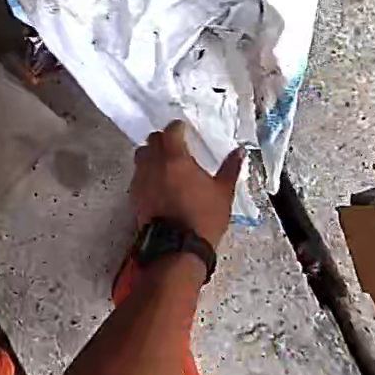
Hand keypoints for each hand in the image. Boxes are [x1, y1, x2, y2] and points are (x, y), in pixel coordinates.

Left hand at [130, 121, 243, 248]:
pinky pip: (138, 174)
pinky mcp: (135, 196)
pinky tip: (157, 180)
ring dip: (151, 153)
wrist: (177, 247)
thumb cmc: (203, 218)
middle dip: (162, 138)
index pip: (171, 131)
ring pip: (141, 155)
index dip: (177, 127)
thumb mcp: (223, 192)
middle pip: (152, 140)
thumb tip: (240, 151)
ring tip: (164, 160)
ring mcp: (142, 180)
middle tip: (174, 143)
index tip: (183, 128)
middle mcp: (154, 164)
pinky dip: (146, 171)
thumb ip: (230, 168)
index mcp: (176, 158)